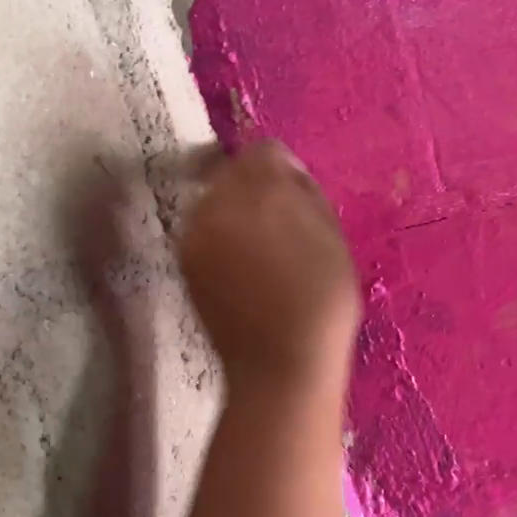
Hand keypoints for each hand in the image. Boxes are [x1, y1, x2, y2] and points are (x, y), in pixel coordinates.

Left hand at [178, 139, 359, 390]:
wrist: (280, 364)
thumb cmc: (322, 305)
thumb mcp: (333, 241)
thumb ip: (307, 196)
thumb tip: (288, 173)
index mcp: (264, 192)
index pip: (266, 152)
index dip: (286, 171)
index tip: (301, 197)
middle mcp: (219, 201)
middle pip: (234, 172)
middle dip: (257, 187)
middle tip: (285, 225)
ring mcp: (195, 231)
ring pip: (215, 199)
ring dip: (238, 212)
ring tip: (265, 250)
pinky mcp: (183, 258)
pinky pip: (205, 229)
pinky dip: (223, 237)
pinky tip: (246, 269)